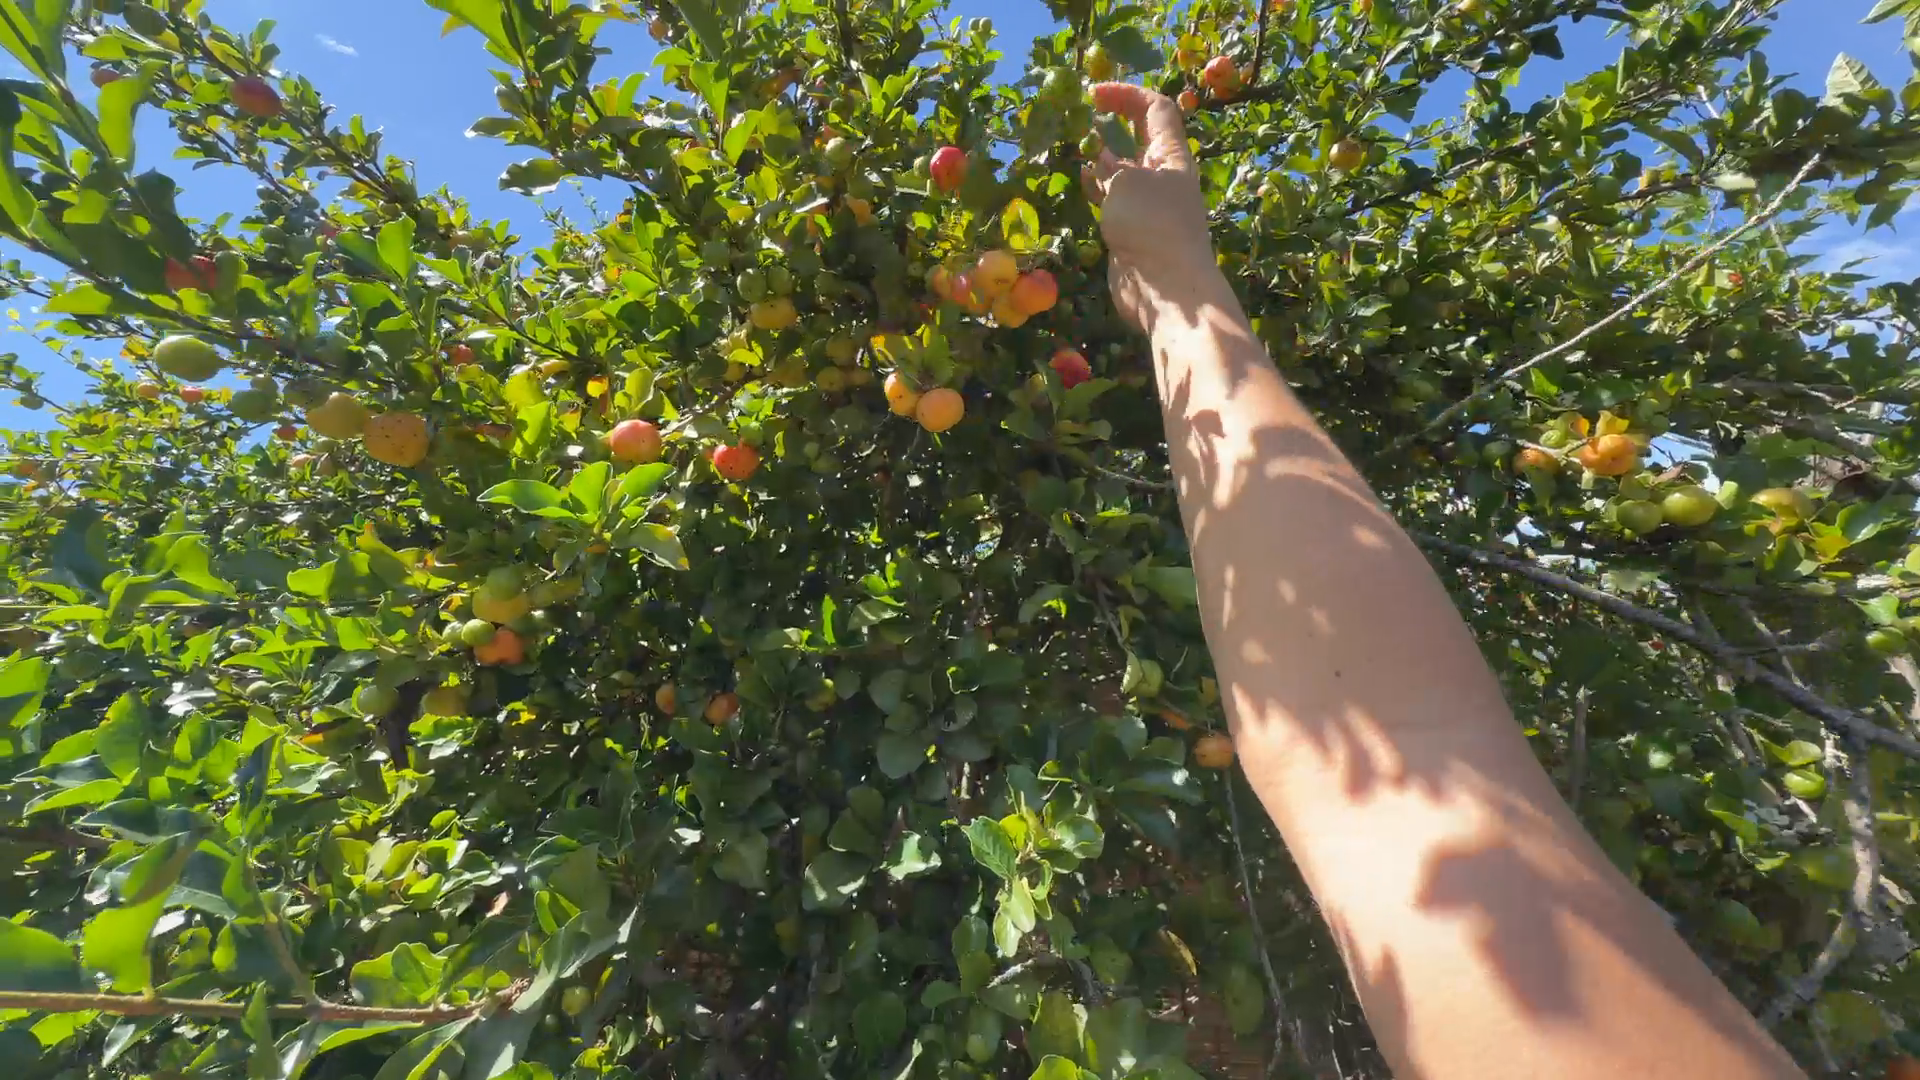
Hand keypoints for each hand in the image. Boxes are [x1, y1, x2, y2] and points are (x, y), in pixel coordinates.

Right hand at [1088, 82, 1221, 332]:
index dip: (1127, 95)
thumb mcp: (1126, 183)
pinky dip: (1096, 190)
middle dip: (1112, 125)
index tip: (1094, 94)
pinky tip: (1080, 184)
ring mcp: (1146, 207)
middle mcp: (1162, 177)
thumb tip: (1097, 158)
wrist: (1163, 288)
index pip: (1155, 109)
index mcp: (1171, 155)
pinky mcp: (1131, 233)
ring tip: (1073, 149)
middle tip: (1079, 119)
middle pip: (1138, 140)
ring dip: (1100, 160)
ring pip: (1122, 173)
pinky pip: (1113, 202)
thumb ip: (1108, 166)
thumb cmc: (1151, 226)